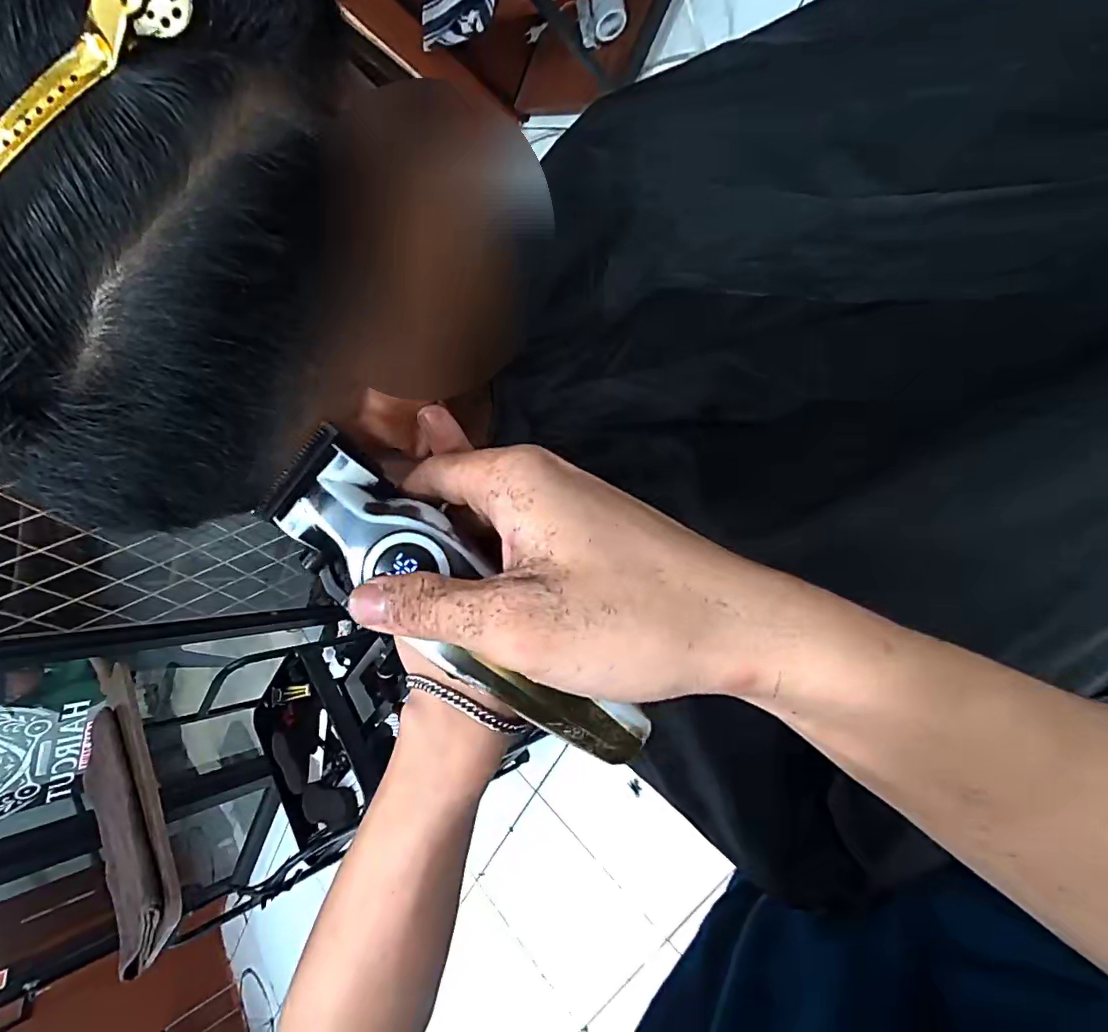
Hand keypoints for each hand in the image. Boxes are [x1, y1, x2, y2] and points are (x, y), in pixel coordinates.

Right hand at [347, 438, 821, 702]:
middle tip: (396, 601)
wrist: (748, 632)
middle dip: (419, 547)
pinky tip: (486, 611)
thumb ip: (428, 606)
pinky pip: (511, 541)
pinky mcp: (579, 529)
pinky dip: (489, 571)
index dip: (382, 518)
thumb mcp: (513, 625)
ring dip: (456, 565)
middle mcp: (533, 475)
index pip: (419, 478)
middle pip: (447, 500)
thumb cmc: (631, 621)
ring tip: (437, 614)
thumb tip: (359, 596)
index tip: (360, 563)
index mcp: (511, 477)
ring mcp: (560, 500)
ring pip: (479, 526)